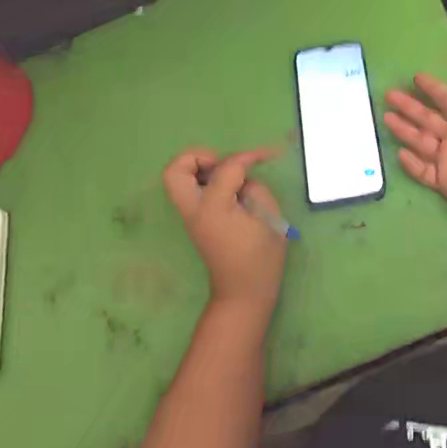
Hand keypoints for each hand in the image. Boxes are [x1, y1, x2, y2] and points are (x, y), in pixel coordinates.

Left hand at [162, 147, 288, 310]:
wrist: (243, 291)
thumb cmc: (262, 258)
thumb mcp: (270, 218)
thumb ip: (256, 189)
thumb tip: (244, 180)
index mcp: (214, 208)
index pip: (226, 168)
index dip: (248, 157)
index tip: (267, 156)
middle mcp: (194, 210)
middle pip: (176, 169)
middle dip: (199, 157)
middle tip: (225, 164)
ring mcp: (190, 216)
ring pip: (178, 178)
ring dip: (201, 169)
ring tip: (231, 176)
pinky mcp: (195, 220)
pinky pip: (191, 190)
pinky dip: (206, 181)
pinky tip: (231, 190)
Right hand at [383, 72, 446, 230]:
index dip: (434, 89)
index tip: (417, 77)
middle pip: (428, 119)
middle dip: (409, 107)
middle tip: (389, 94)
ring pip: (421, 142)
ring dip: (405, 130)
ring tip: (386, 118)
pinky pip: (424, 172)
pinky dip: (412, 164)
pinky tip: (398, 154)